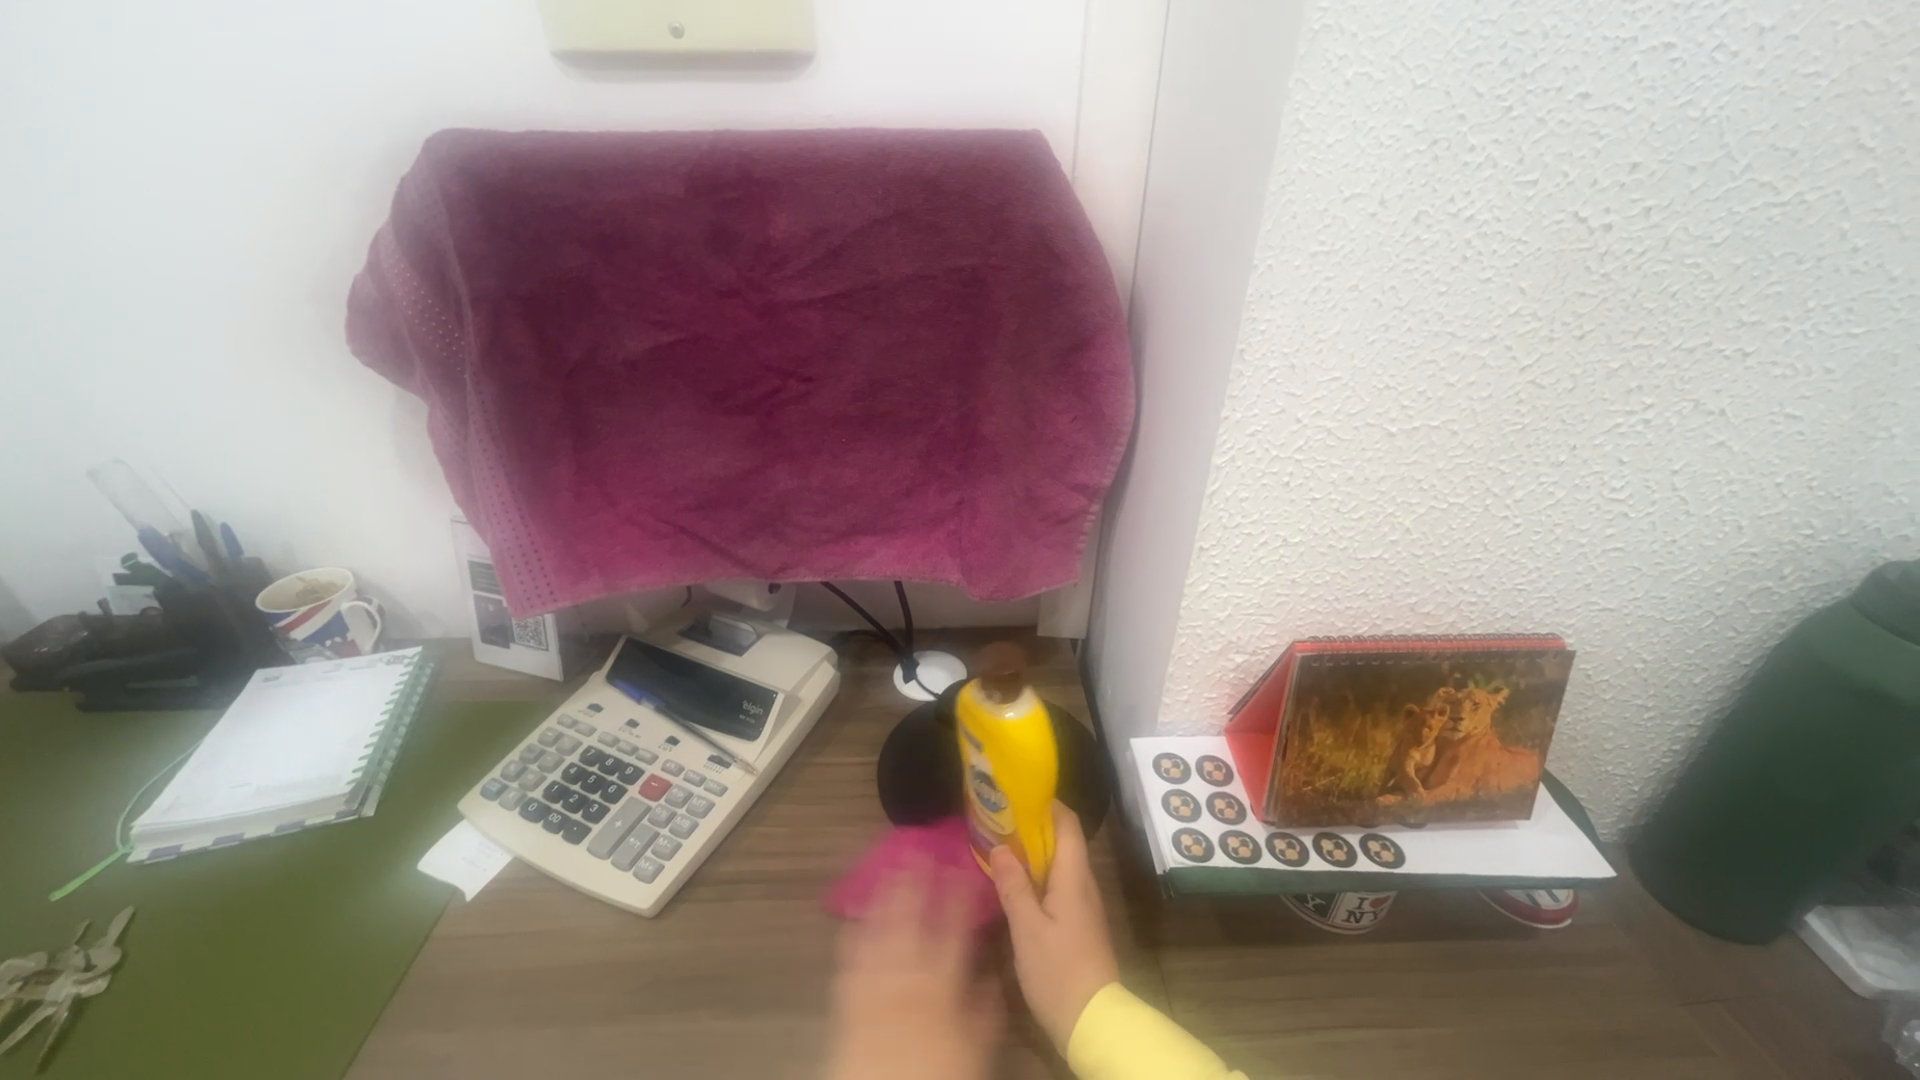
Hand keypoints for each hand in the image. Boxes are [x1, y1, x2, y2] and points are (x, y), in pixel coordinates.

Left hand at [826, 858, 1002, 1079]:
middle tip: (920, 848)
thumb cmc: (938, 1071)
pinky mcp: (848, 993)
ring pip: (880, 924)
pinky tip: (856, 913)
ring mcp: (874, 978)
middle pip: (911, 913)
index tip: (964, 866)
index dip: (959, 891)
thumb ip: (987, 1006)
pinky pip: (850, 952)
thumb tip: (994, 971)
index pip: (954, 924)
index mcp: (941, 978)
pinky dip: (854, 928)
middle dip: (917, 878)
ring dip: (885, 892)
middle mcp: (906, 969)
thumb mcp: (976, 1044)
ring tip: (890, 865)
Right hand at [990, 801, 1120, 1052]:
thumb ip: (1014, 886)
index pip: (1068, 823)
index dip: (1046, 803)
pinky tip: (1013, 882)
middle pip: (1062, 839)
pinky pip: (1057, 884)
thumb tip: (1001, 846)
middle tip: (997, 818)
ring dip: (1032, 851)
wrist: (1093, 1020)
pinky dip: (1036, 875)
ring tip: (998, 844)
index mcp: (1074, 876)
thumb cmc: (1059, 970)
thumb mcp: (1027, 929)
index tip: (1016, 794)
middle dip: (1032, 825)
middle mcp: (1083, 883)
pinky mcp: (1077, 922)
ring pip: (1058, 863)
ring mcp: (1082, 903)